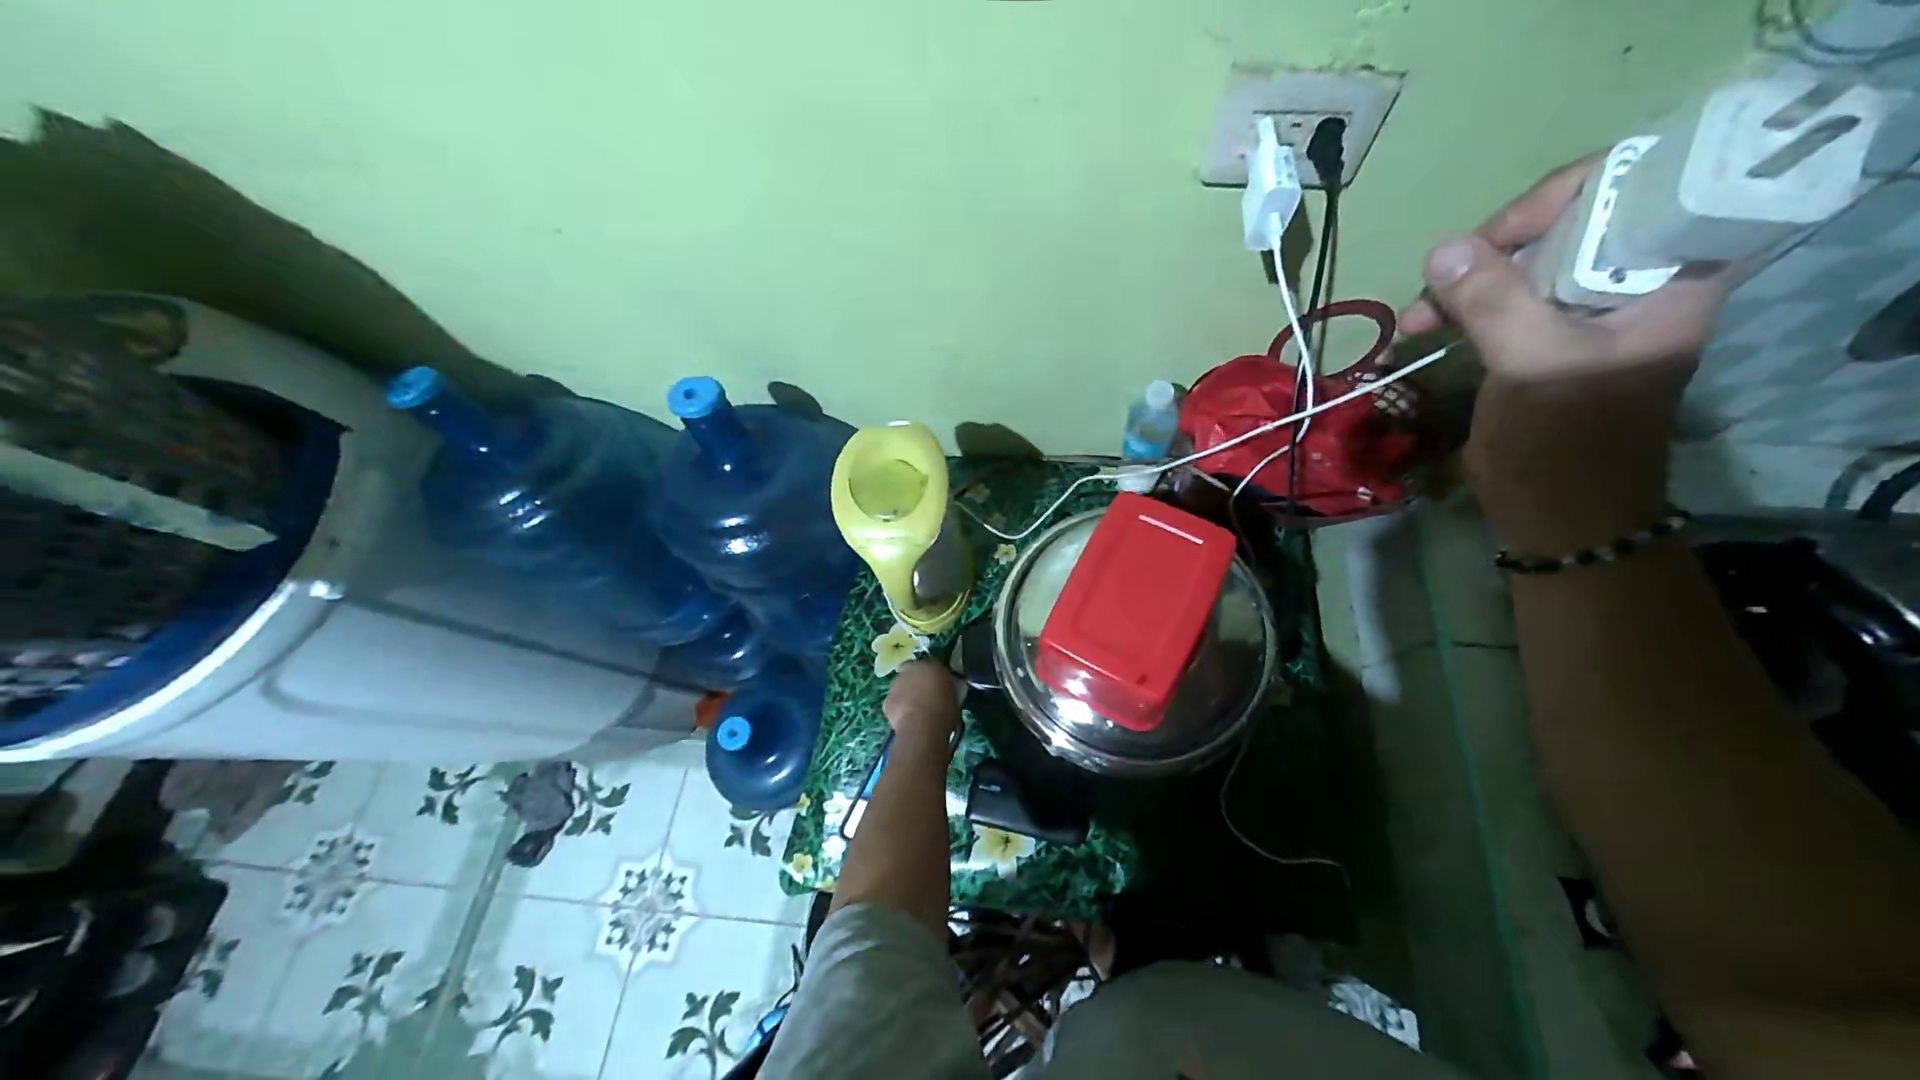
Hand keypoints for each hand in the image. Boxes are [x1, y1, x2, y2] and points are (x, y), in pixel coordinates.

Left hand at [883, 658, 959, 746]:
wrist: (922, 726)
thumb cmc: (944, 710)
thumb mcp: (954, 696)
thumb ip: (946, 687)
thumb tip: (944, 688)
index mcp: (932, 666)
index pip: (931, 664)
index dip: (931, 674)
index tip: (934, 683)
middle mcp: (911, 670)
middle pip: (910, 671)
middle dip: (914, 680)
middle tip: (922, 694)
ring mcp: (896, 684)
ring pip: (900, 686)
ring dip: (904, 693)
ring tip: (913, 709)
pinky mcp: (887, 700)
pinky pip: (893, 701)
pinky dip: (898, 707)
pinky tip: (905, 718)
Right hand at [1398, 157, 1733, 554]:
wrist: (1559, 515)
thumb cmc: (1565, 442)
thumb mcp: (1531, 364)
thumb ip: (1492, 301)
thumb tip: (1442, 247)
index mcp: (1670, 274)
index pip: (1634, 187)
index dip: (1561, 197)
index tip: (1495, 237)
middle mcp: (1637, 280)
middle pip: (1569, 223)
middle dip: (1494, 248)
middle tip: (1438, 279)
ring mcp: (1588, 310)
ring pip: (1527, 264)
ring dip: (1465, 283)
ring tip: (1416, 317)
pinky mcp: (1549, 337)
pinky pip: (1507, 300)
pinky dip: (1463, 307)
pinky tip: (1425, 326)